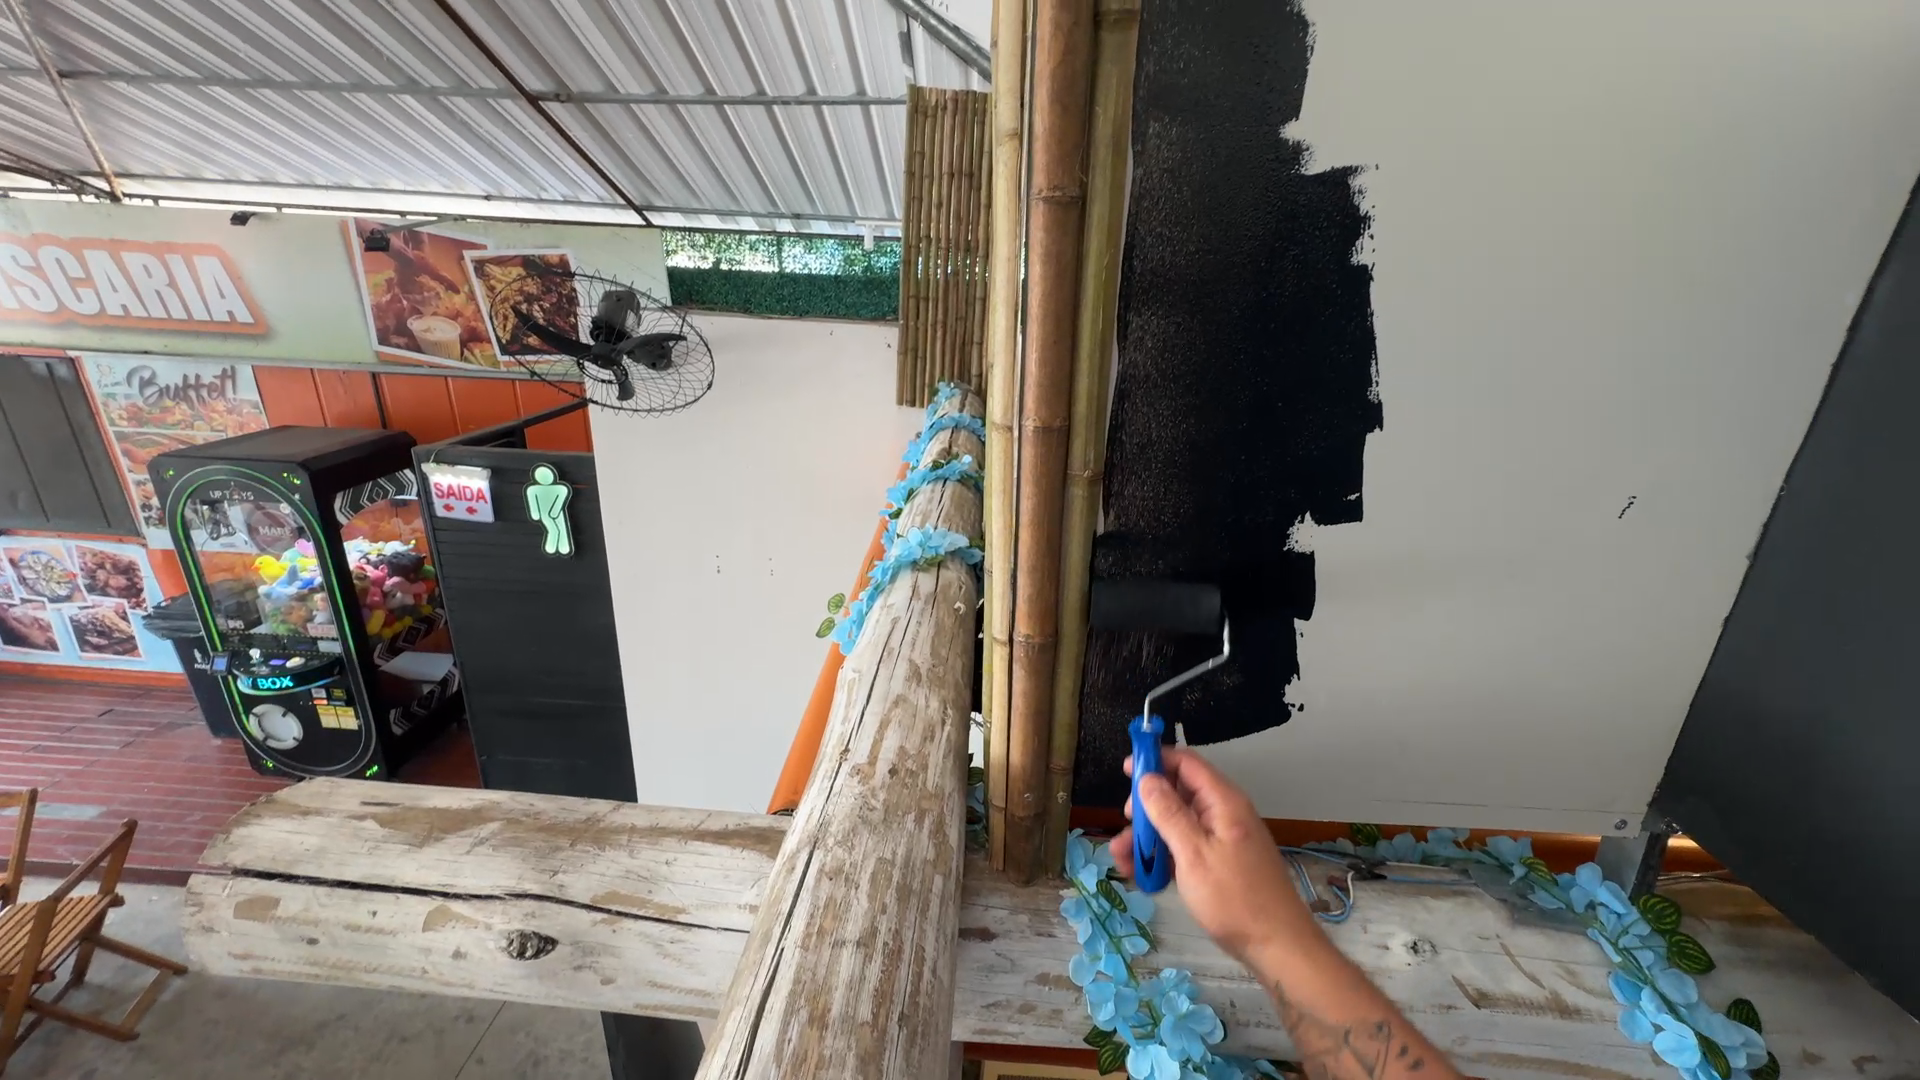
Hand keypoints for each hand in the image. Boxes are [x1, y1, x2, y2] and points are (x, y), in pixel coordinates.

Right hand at [1112, 747, 1314, 963]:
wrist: (1278, 949)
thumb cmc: (1235, 899)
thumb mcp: (1193, 853)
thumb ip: (1168, 812)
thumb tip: (1146, 777)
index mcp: (1222, 801)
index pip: (1185, 762)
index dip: (1154, 760)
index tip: (1125, 772)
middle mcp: (1222, 812)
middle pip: (1177, 791)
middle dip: (1146, 806)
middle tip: (1126, 826)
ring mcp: (1221, 837)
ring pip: (1176, 821)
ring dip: (1148, 836)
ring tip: (1123, 859)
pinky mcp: (1219, 859)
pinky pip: (1184, 844)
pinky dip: (1163, 854)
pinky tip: (1143, 874)